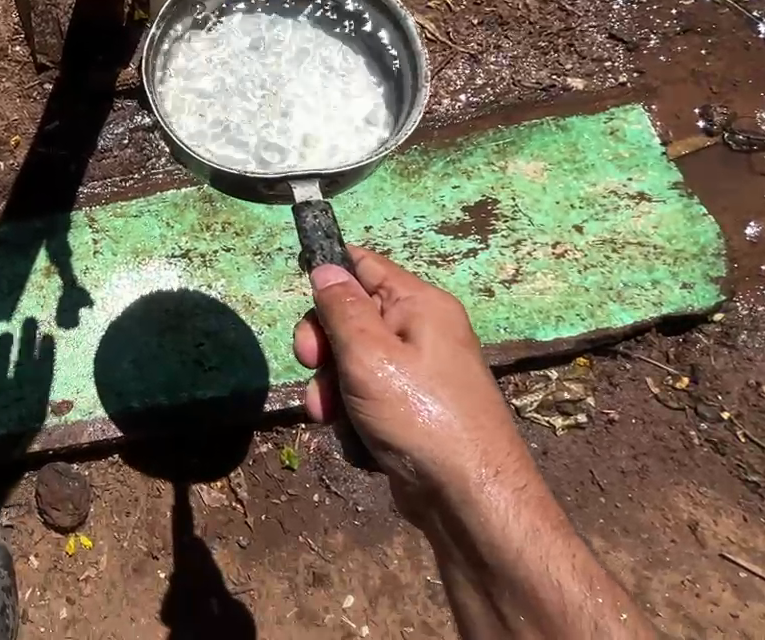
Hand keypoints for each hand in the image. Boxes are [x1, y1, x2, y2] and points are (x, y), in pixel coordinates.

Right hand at [291, 245, 531, 520]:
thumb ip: (340, 307)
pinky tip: (352, 433)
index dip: (328, 271)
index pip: (363, 264)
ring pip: (348, 359)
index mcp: (420, 306)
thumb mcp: (367, 353)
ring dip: (329, 385)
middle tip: (312, 363)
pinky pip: (361, 392)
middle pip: (348, 315)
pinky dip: (349, 410)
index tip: (297, 287)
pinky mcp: (408, 406)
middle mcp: (420, 331)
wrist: (467, 501)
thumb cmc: (418, 415)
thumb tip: (325, 267)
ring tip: (330, 414)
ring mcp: (415, 371)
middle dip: (322, 343)